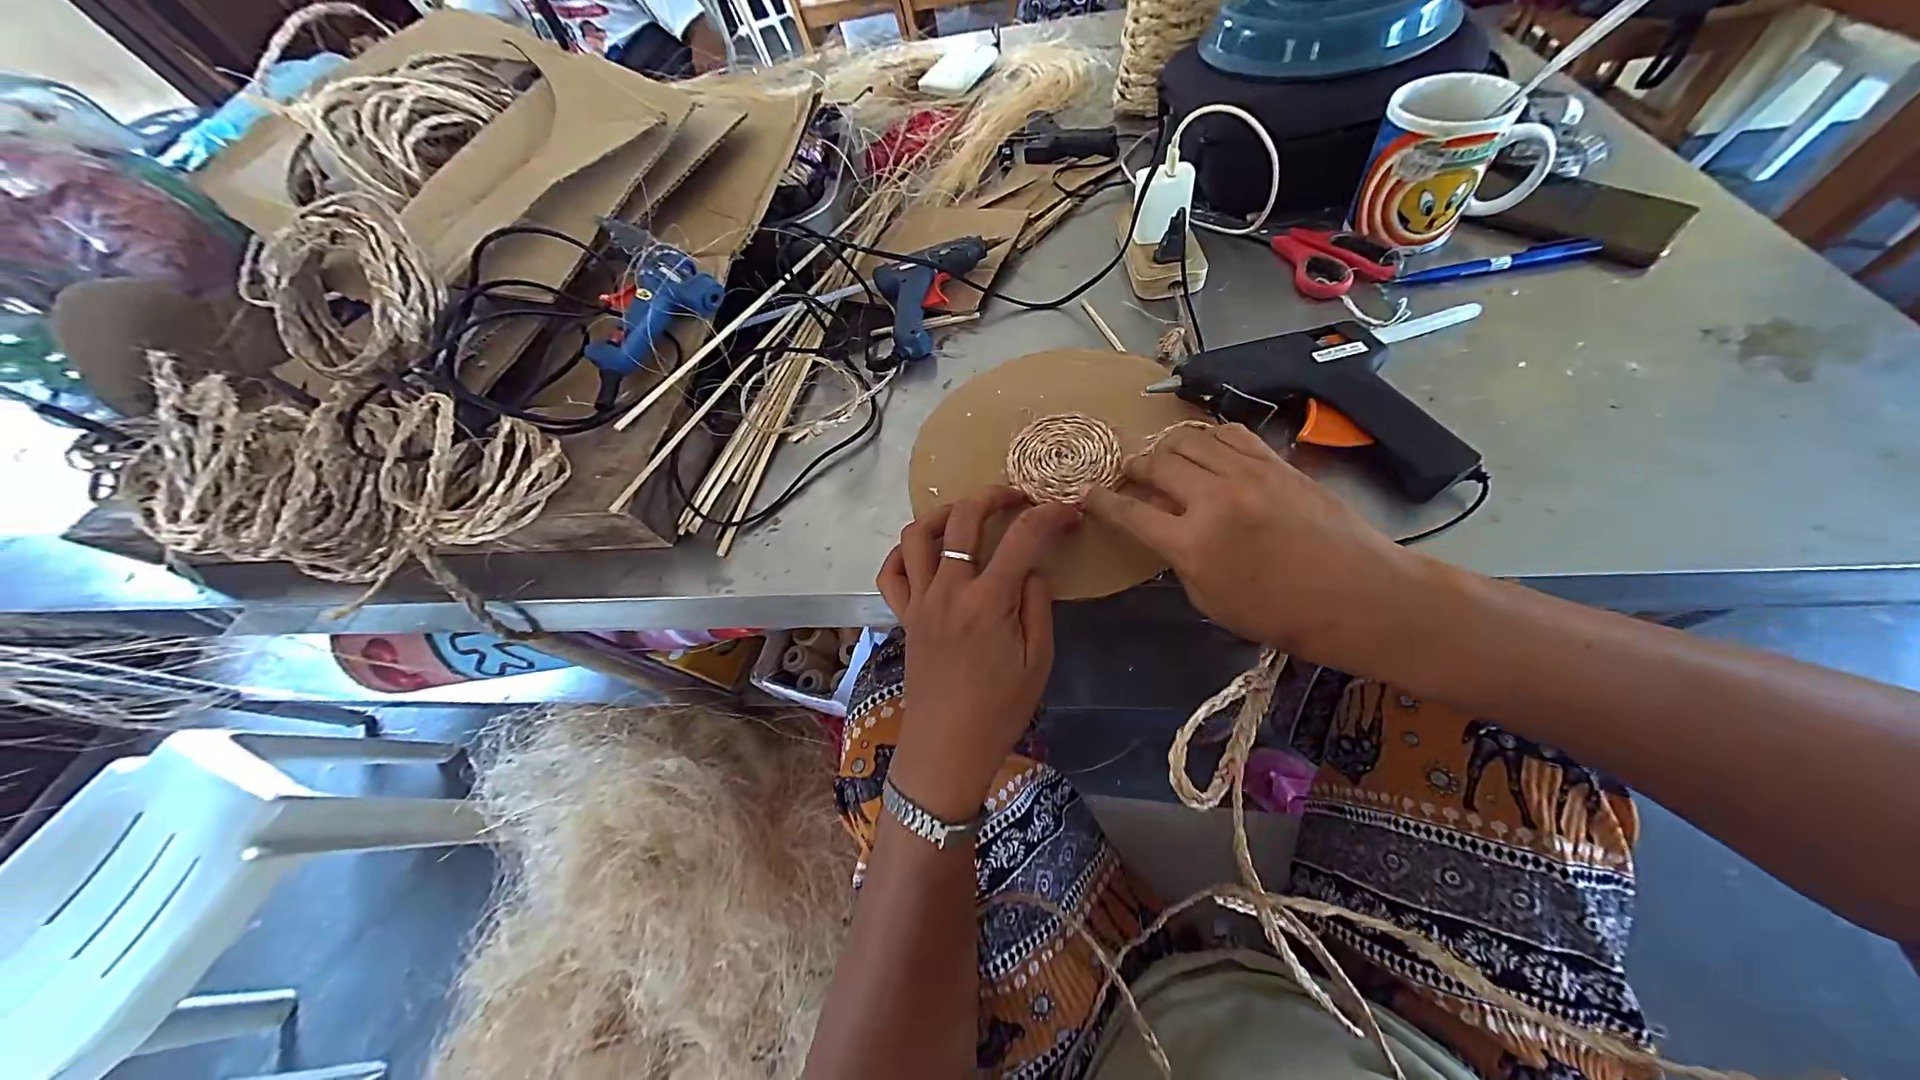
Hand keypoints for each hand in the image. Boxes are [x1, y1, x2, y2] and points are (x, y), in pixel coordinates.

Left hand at [876, 488, 1080, 819]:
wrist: (947, 748)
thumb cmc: (1000, 710)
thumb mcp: (1039, 662)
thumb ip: (1038, 607)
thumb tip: (1032, 570)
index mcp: (989, 603)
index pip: (1023, 539)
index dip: (1050, 516)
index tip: (1069, 513)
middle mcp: (949, 591)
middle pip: (964, 519)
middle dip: (994, 496)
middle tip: (1017, 497)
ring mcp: (920, 601)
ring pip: (918, 535)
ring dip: (944, 513)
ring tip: (968, 514)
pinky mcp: (903, 616)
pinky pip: (891, 572)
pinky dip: (904, 551)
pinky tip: (926, 550)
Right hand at [1083, 423, 1422, 665]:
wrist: (1360, 595)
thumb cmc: (1281, 615)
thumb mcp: (1211, 601)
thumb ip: (1179, 560)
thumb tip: (1163, 530)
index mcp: (1192, 543)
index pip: (1130, 511)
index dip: (1103, 502)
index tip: (1089, 494)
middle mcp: (1213, 499)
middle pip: (1155, 463)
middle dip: (1132, 467)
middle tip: (1129, 475)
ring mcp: (1248, 474)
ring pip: (1188, 439)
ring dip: (1166, 448)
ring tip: (1165, 461)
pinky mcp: (1276, 462)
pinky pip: (1229, 433)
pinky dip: (1207, 438)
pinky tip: (1207, 452)